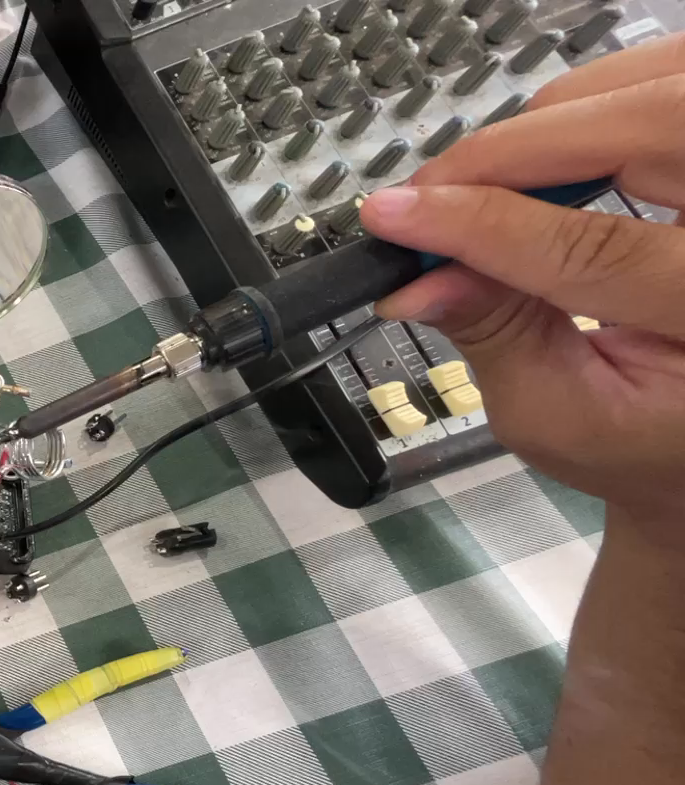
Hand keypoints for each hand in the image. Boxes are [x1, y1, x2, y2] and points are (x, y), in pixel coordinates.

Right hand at [361, 33, 684, 530]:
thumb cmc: (639, 437)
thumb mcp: (553, 412)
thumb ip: (491, 339)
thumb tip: (409, 286)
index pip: (594, 249)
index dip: (480, 225)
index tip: (390, 214)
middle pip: (657, 123)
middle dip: (514, 149)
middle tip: (425, 196)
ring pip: (663, 85)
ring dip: (551, 126)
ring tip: (480, 189)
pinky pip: (669, 85)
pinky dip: (590, 111)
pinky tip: (545, 164)